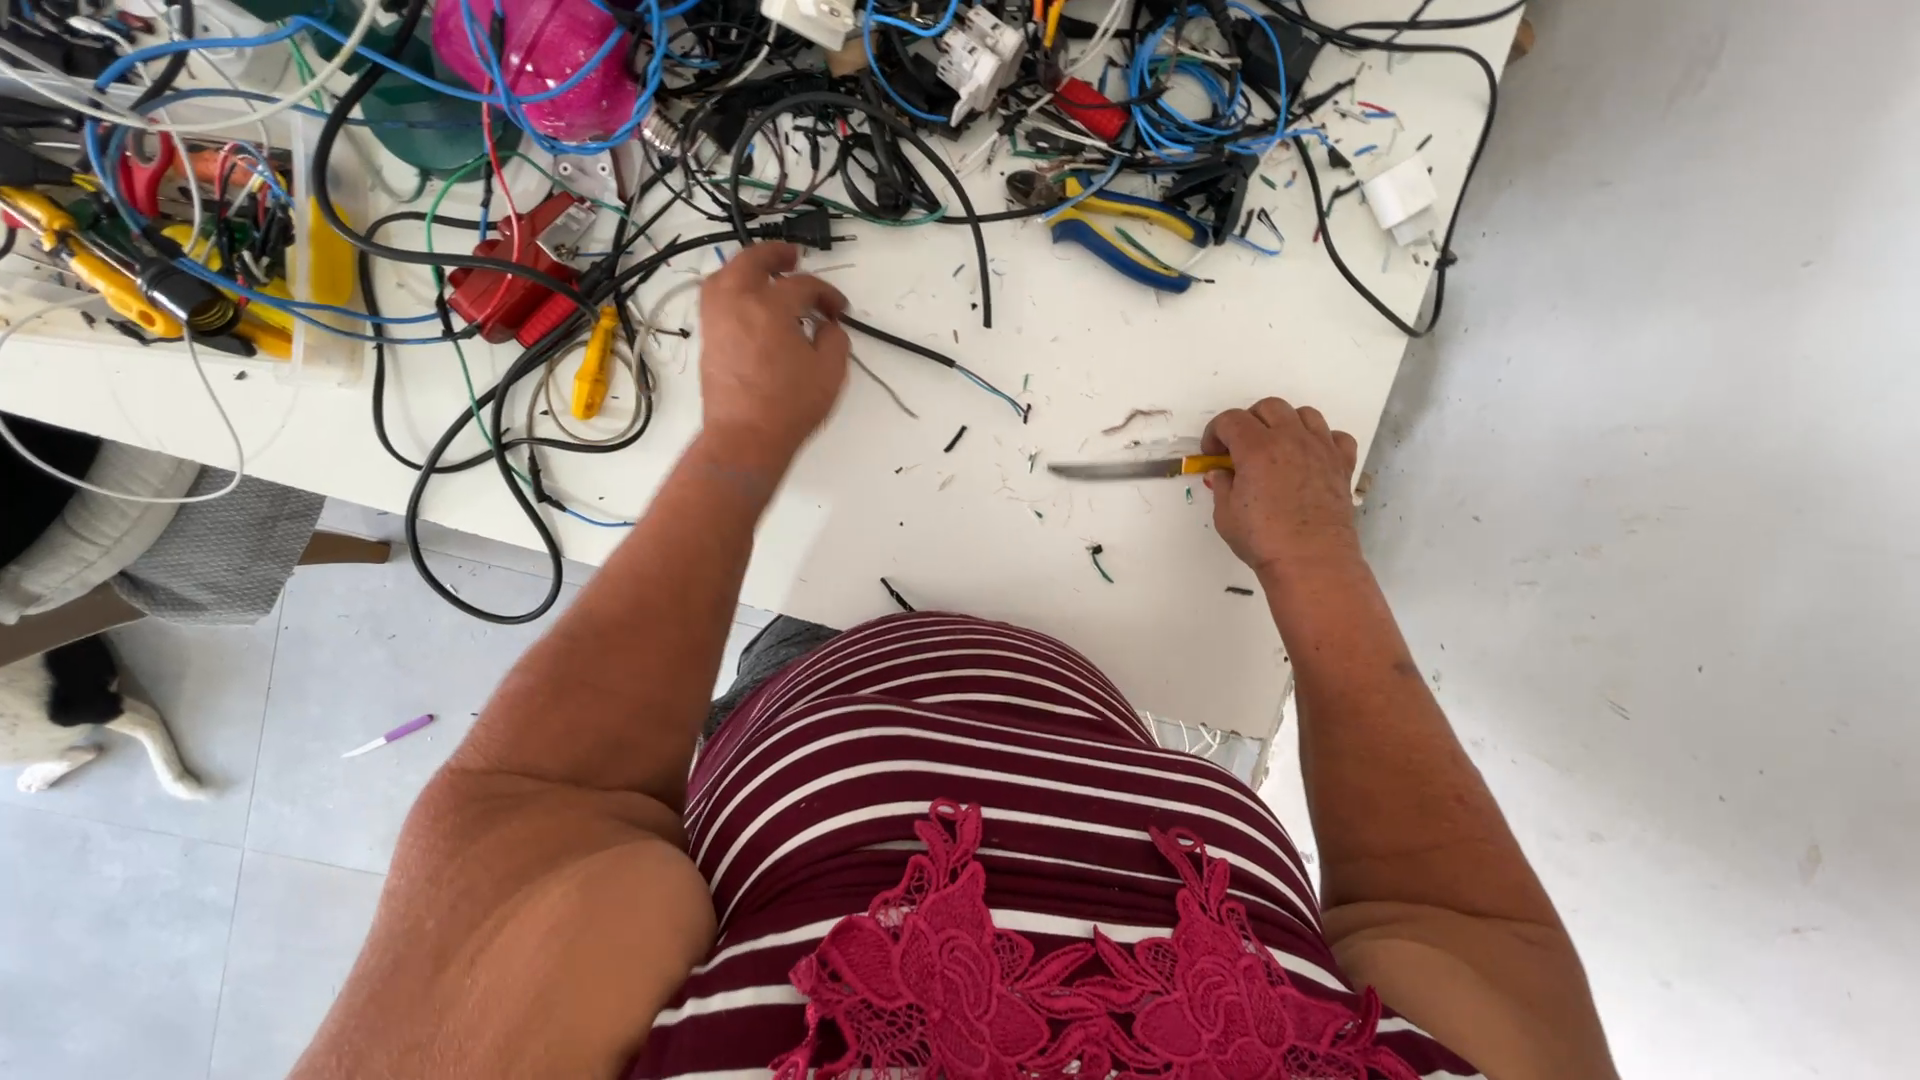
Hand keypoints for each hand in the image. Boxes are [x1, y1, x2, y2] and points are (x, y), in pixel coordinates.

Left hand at [697, 242, 849, 462]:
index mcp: (770, 307)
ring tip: (763, 273)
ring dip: (745, 268)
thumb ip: (834, 339)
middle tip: (793, 256)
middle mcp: (737, 304)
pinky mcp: (709, 341)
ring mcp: (717, 321)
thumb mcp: (830, 372)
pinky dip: (730, 290)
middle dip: (775, 254)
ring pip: (724, 276)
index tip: (839, 311)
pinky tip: (745, 303)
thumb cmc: (790, 406)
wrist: (746, 438)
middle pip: (752, 262)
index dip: (827, 293)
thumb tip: (827, 328)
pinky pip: (714, 300)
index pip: (803, 286)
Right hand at [1202, 397, 1362, 580]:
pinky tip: (1309, 457)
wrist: (1311, 560)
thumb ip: (1222, 486)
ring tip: (1276, 447)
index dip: (1215, 432)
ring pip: (1304, 414)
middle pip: (1269, 407)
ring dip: (1285, 423)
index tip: (1212, 453)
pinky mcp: (1342, 465)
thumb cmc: (1262, 539)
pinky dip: (1321, 440)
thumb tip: (1222, 473)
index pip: (1231, 420)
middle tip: (1240, 447)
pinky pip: (1336, 436)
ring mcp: (1320, 449)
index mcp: (1257, 448)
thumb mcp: (1226, 515)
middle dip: (1249, 421)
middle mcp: (1291, 439)